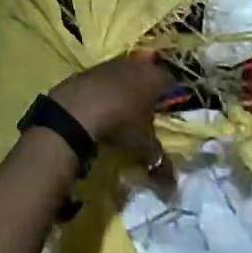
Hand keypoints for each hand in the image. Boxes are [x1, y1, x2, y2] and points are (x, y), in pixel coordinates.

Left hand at [46, 55, 175, 184]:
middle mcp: (138, 65)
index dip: (170, 96)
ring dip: (126, 88)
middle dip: (148, 90)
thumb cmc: (121, 123)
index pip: (170, 83)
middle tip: (146, 110)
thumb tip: (173, 188)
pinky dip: (106, 90)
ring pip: (127, 74)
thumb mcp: (143, 144)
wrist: (78, 108)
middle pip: (148, 74)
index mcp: (155, 78)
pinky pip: (105, 78)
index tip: (167, 109)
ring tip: (123, 109)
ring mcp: (113, 64)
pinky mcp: (91, 69)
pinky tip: (101, 106)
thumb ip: (159, 161)